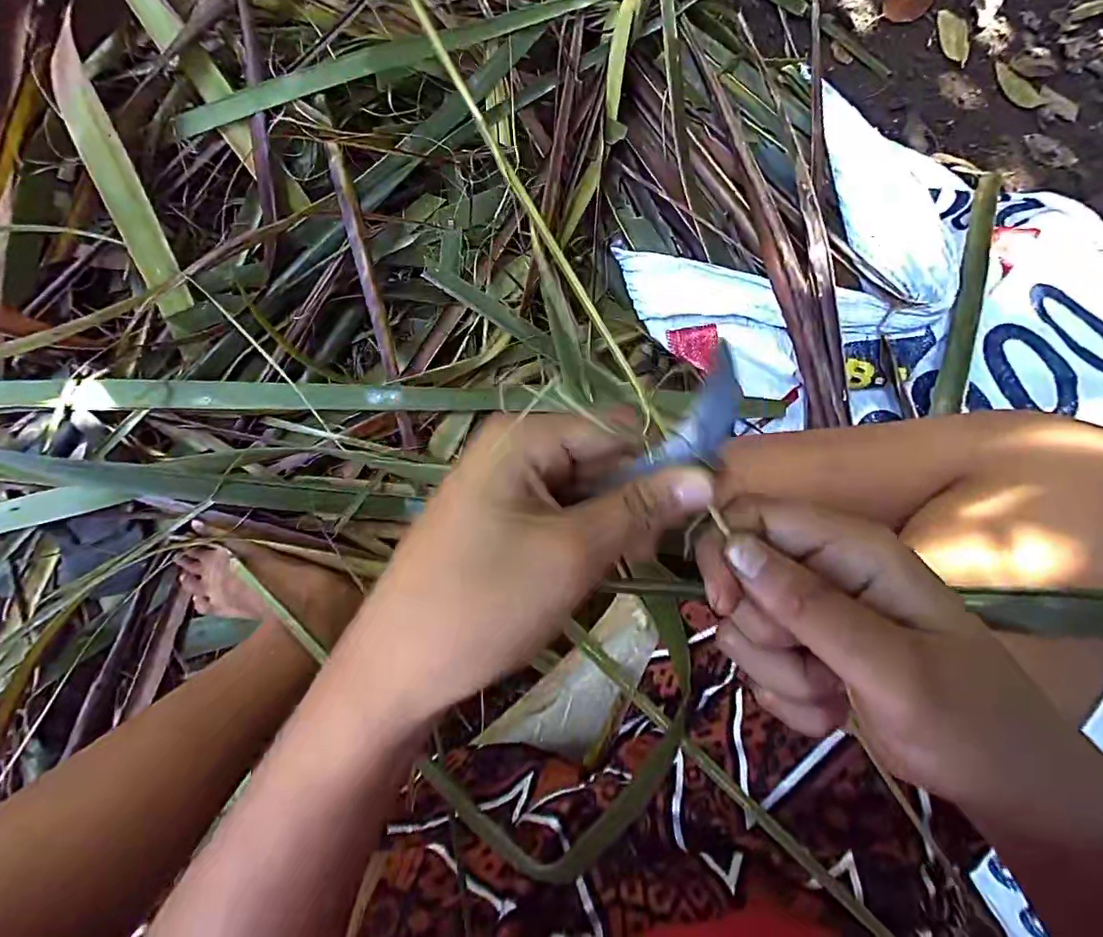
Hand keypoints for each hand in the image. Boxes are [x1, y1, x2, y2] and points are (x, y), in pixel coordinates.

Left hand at [330, 413, 713, 731]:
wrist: (394, 674)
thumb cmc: (484, 604)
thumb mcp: (574, 552)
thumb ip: (641, 506)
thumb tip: (707, 473)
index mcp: (525, 436)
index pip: (620, 428)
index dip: (665, 462)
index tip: (701, 506)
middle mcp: (515, 446)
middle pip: (603, 457)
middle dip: (637, 499)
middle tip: (653, 553)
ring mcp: (505, 482)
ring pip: (588, 489)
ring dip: (615, 523)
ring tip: (624, 567)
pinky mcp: (502, 516)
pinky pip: (562, 512)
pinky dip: (588, 537)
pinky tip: (592, 570)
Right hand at [698, 497, 1072, 806]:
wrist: (998, 776)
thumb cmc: (964, 715)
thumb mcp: (888, 665)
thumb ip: (808, 604)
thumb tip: (734, 545)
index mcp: (852, 546)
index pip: (755, 514)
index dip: (725, 552)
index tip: (725, 606)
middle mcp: (828, 567)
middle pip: (740, 575)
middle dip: (764, 632)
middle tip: (815, 665)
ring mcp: (816, 611)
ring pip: (745, 626)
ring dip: (779, 673)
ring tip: (835, 693)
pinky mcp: (808, 650)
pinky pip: (760, 664)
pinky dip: (789, 696)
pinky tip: (834, 710)